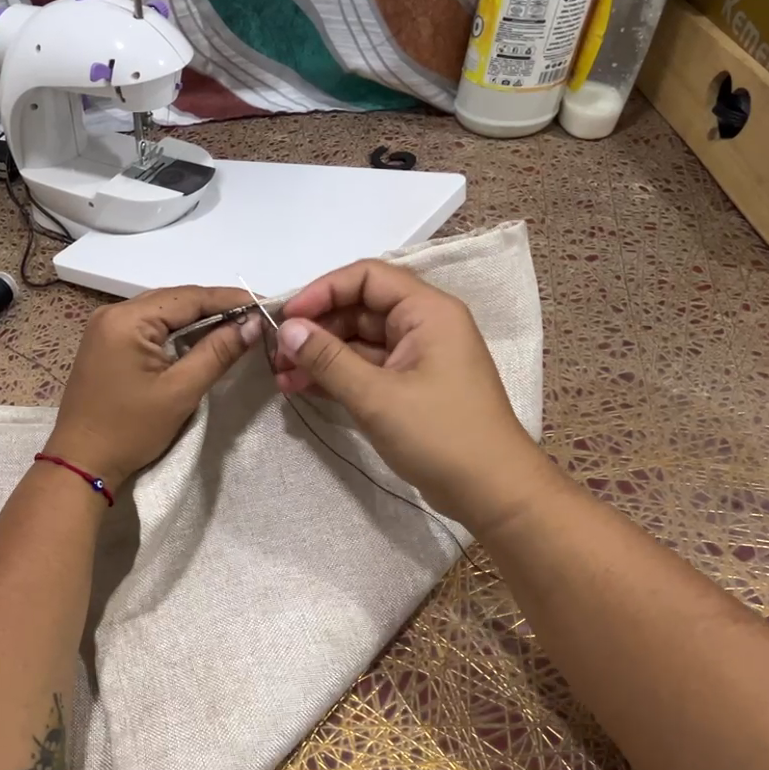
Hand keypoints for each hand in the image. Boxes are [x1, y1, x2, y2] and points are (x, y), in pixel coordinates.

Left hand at [45, 286, 262, 486]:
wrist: (81, 462)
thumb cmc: (129, 430)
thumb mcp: (180, 391)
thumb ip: (217, 352)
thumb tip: (253, 324)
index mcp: (127, 319)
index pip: (189, 296)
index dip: (230, 299)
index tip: (266, 303)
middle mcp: (112, 313)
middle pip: (174, 299)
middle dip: (215, 306)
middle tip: (256, 315)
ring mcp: (105, 327)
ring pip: (161, 311)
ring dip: (196, 317)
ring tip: (236, 324)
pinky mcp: (105, 343)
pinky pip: (147, 326)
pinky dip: (175, 330)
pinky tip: (200, 336)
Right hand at [272, 259, 559, 532]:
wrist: (491, 492)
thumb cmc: (441, 435)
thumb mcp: (376, 395)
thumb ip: (328, 359)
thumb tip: (287, 329)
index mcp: (427, 312)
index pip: (367, 277)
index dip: (323, 291)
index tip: (287, 318)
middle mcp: (423, 326)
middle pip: (358, 308)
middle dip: (315, 328)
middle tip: (277, 355)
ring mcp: (416, 357)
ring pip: (357, 341)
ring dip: (319, 355)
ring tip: (282, 378)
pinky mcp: (408, 386)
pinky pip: (364, 368)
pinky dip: (334, 375)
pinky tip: (301, 388)